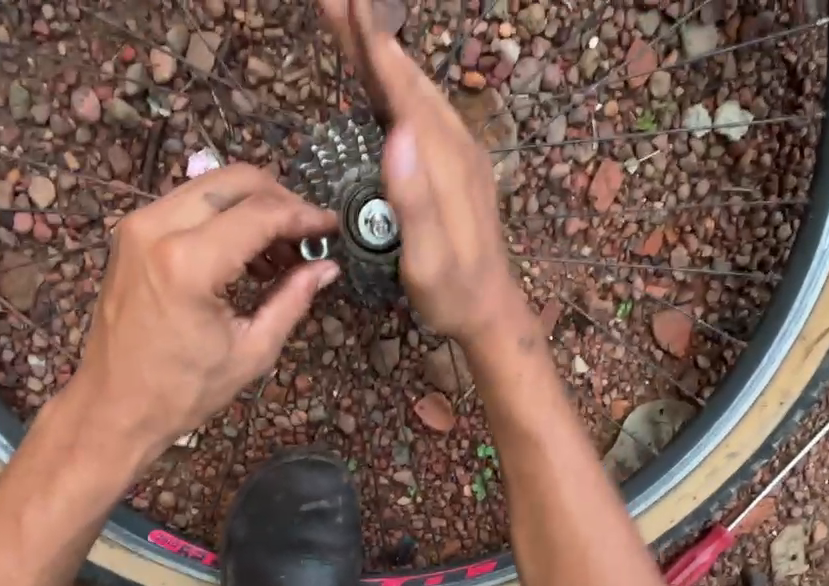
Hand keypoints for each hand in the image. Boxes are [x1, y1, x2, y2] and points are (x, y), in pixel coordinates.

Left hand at [59, 164, 338, 461]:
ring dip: (252, 207)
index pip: (261, 213)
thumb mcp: (251, 352)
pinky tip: (247, 255)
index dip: (304, 216)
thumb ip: (291, 301)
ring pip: (211, 186)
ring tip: (280, 253)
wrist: (114, 406)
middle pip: (235, 181)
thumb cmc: (182, 391)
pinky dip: (224, 217)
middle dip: (280, 200)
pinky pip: (188, 203)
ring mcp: (137, 226)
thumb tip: (326, 267)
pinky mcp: (131, 234)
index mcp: (188, 264)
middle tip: (308, 236)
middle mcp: (157, 229)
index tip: (332, 228)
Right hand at [319, 0, 528, 349]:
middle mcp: (457, 147)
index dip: (375, 46)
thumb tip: (397, 134)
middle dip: (372, 37)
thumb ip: (416, 201)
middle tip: (337, 0)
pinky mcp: (457, 168)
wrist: (491, 311)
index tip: (349, 3)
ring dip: (384, 56)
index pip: (405, 92)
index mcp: (446, 162)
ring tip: (353, 24)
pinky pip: (423, 113)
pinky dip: (397, 87)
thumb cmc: (453, 293)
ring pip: (417, 93)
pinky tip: (384, 86)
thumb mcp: (429, 259)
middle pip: (409, 81)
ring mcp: (460, 155)